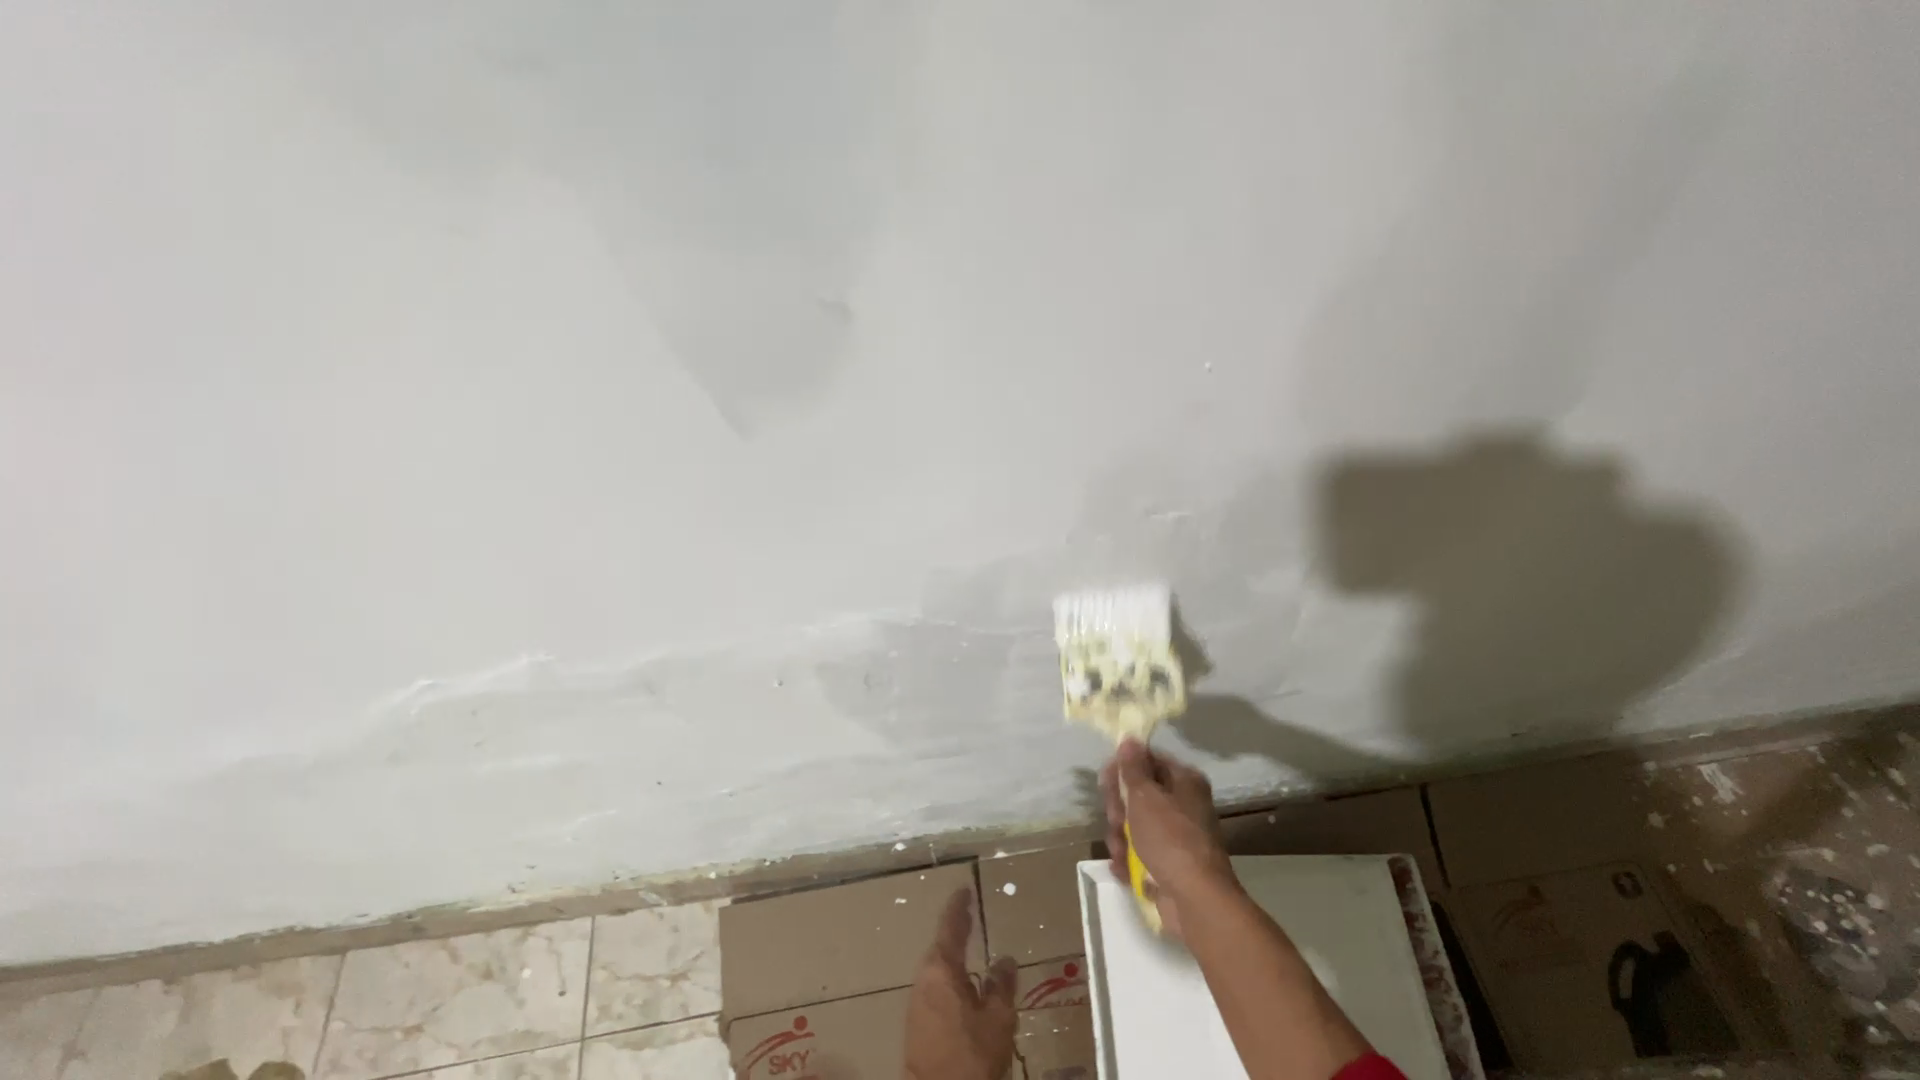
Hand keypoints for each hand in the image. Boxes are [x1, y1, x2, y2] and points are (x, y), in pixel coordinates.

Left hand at [904, 889, 1018, 1079]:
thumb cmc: (970, 1056)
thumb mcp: (998, 1020)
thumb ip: (1002, 986)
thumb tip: (1004, 960)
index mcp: (941, 970)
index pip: (949, 927)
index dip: (958, 907)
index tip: (964, 890)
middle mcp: (924, 979)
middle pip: (941, 947)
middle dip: (956, 932)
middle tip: (971, 916)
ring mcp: (917, 1002)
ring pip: (938, 970)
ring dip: (954, 957)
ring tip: (971, 949)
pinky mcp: (918, 1023)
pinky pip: (936, 988)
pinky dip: (951, 978)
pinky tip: (964, 987)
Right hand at [1099, 738, 1236, 938]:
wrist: (1195, 899)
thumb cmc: (1170, 839)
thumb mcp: (1145, 797)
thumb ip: (1133, 768)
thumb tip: (1129, 738)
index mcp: (1184, 781)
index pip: (1149, 760)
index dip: (1124, 767)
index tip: (1105, 779)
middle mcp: (1183, 805)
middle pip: (1139, 794)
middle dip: (1120, 809)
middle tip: (1116, 819)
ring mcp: (1176, 836)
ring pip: (1135, 826)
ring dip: (1121, 838)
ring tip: (1122, 852)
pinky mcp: (1169, 864)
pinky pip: (1140, 853)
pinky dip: (1129, 860)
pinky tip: (1124, 868)